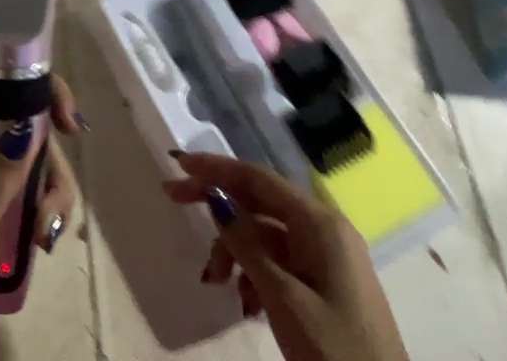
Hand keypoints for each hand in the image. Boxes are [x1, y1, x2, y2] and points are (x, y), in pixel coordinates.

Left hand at [0, 42, 83, 359]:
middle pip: (3, 99)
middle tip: (73, 139)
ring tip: (48, 227)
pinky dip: (40, 195)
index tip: (43, 74)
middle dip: (43, 117)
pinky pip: (20, 172)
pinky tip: (44, 236)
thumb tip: (28, 125)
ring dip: (48, 175)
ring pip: (21, 140)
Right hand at [163, 153, 409, 360]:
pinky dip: (253, 271)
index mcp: (320, 224)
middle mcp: (325, 230)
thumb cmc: (333, 348)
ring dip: (234, 249)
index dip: (217, 167)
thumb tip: (216, 199)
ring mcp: (327, 257)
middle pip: (260, 200)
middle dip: (218, 204)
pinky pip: (278, 260)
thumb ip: (246, 243)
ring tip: (217, 282)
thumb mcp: (282, 296)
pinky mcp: (325, 283)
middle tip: (173, 199)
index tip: (178, 164)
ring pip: (265, 233)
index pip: (259, 178)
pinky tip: (244, 301)